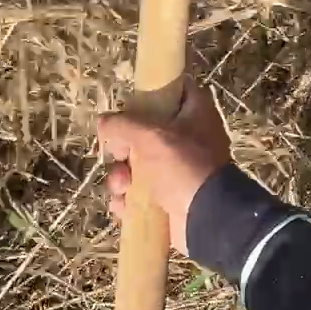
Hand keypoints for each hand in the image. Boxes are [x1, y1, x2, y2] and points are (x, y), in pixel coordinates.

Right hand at [98, 79, 231, 254]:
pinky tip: (124, 205)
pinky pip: (136, 195)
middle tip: (120, 154)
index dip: (152, 93)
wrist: (206, 218)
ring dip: (120, 177)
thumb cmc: (183, 166)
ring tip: (123, 186)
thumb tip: (104, 123)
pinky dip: (126, 200)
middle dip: (123, 146)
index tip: (130, 103)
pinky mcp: (167, 200)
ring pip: (135, 166)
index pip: (176, 91)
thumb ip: (122, 124)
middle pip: (145, 132)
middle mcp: (188, 141)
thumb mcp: (149, 136)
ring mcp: (177, 172)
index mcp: (195, 115)